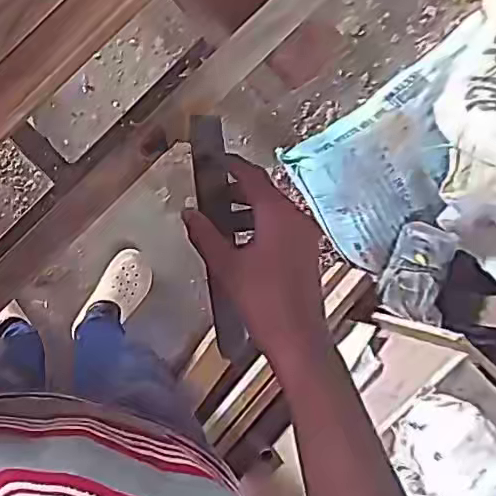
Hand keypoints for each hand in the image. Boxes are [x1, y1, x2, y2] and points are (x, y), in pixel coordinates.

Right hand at [182, 155, 330, 360]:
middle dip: (235, 190)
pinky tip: (237, 241)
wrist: (296, 336)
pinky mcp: (305, 251)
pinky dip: (257, 225)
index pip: (254, 178)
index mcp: (278, 216)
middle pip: (264, 192)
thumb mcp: (225, 265)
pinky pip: (279, 226)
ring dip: (245, 210)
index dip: (233, 165)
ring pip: (272, 210)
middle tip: (209, 193)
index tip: (216, 159)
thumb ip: (205, 234)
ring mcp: (304, 236)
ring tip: (217, 220)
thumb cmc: (262, 300)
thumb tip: (190, 214)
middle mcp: (297, 220)